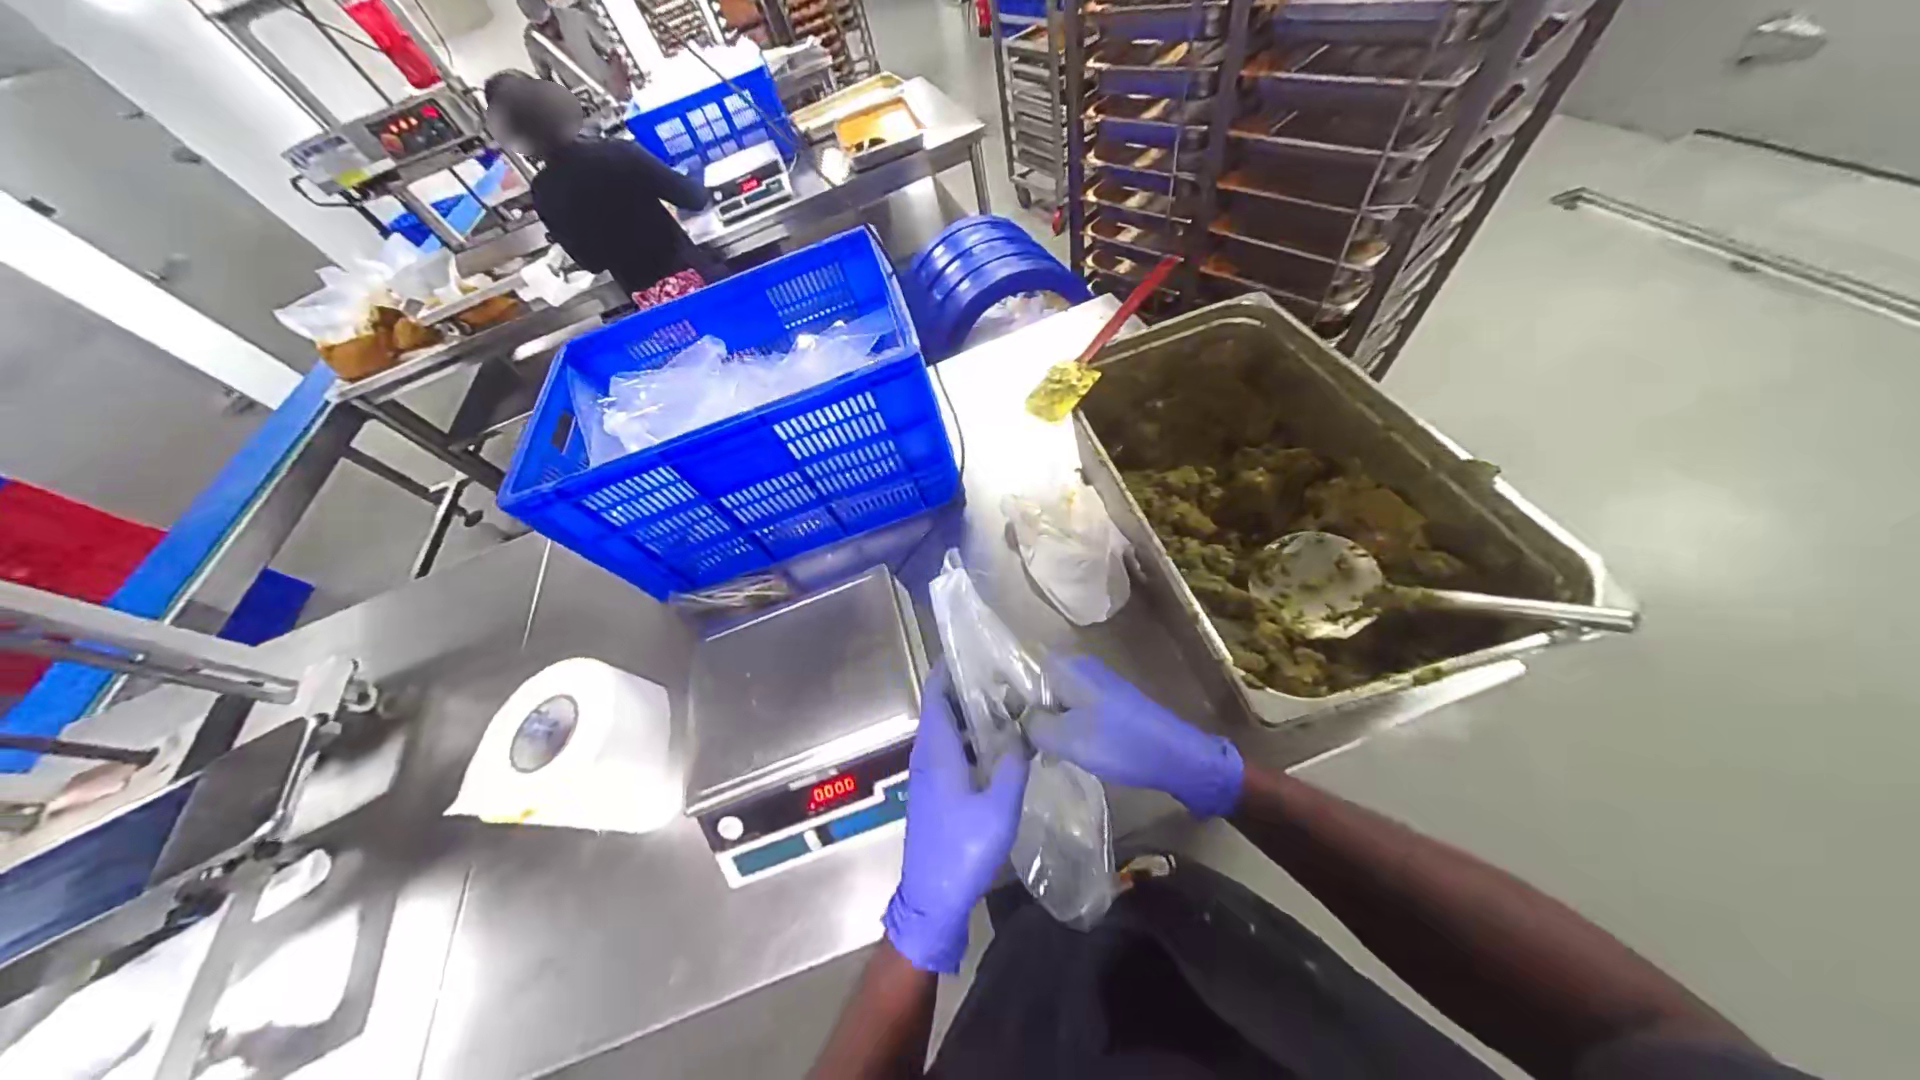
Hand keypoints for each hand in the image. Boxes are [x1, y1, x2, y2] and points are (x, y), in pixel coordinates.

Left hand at [883, 666, 1029, 973]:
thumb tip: (1023, 732)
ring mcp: (926, 774)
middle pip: (942, 709)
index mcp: (936, 750)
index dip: (948, 670)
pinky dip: (969, 739)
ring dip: (970, 716)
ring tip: (1007, 706)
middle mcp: (926, 755)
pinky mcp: (932, 791)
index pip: (936, 695)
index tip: (972, 652)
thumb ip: (1012, 766)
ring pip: (947, 732)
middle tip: (1004, 678)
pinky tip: (997, 747)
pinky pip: (949, 751)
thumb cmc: (962, 849)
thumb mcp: (998, 808)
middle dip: (968, 690)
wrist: (932, 897)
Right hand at [1029, 654, 1243, 818]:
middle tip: (1020, 746)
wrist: (1176, 756)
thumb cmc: (1117, 743)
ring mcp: (1095, 683)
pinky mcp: (1108, 701)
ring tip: (1039, 754)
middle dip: (1026, 715)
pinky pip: (1073, 709)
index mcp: (1066, 667)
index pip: (1020, 673)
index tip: (1003, 728)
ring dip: (1046, 725)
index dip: (1008, 700)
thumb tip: (1016, 720)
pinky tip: (1063, 753)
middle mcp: (1079, 667)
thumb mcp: (1065, 739)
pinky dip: (1064, 728)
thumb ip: (1031, 725)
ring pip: (1055, 701)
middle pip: (1037, 687)